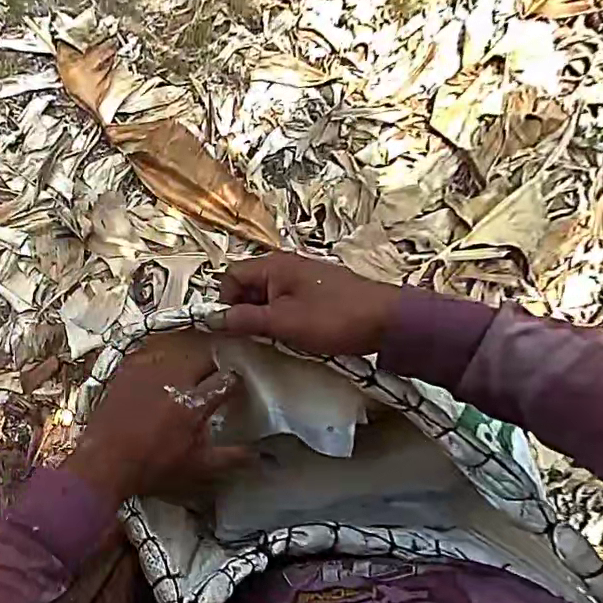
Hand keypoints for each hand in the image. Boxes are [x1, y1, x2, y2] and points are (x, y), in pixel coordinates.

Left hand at [64, 333, 249, 503]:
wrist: (104, 462)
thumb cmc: (151, 467)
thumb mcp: (197, 467)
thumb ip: (231, 457)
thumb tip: (259, 454)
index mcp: (193, 403)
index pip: (226, 380)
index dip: (234, 383)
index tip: (234, 389)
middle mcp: (172, 380)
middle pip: (202, 358)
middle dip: (211, 367)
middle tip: (211, 380)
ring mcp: (147, 372)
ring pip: (176, 354)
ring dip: (185, 362)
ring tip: (186, 376)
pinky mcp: (126, 372)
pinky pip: (150, 357)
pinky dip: (159, 364)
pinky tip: (158, 377)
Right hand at [215, 251, 401, 356]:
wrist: (388, 321)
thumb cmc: (332, 318)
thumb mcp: (282, 323)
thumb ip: (244, 319)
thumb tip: (213, 318)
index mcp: (274, 266)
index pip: (231, 276)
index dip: (225, 301)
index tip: (233, 326)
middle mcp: (286, 265)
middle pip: (247, 285)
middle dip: (244, 310)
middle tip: (254, 335)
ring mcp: (303, 277)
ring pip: (266, 295)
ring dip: (264, 316)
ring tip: (276, 337)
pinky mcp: (317, 290)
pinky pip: (285, 301)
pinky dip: (282, 317)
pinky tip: (294, 333)